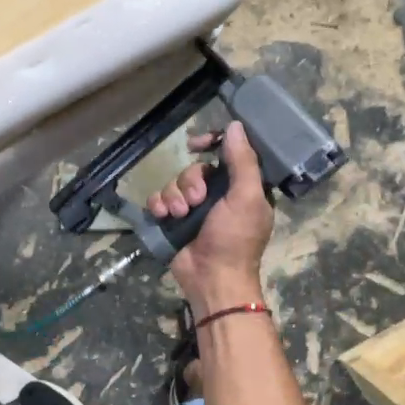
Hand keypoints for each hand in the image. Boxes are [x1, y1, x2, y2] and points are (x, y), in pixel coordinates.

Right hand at [145, 121, 274, 311]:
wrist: (211, 278)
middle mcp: (218, 194)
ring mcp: (194, 208)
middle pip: (195, 168)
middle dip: (190, 181)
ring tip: (179, 214)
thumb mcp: (245, 197)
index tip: (196, 144)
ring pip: (175, 183)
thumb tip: (236, 126)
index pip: (227, 154)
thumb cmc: (236, 239)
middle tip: (195, 200)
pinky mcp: (173, 221)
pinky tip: (162, 215)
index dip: (211, 144)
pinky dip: (158, 205)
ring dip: (173, 195)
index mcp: (242, 187)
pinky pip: (159, 200)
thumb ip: (242, 161)